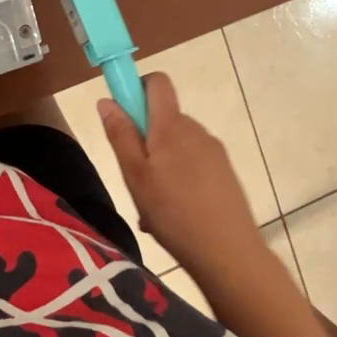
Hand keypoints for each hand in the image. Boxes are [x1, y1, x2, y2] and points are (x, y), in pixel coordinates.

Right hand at [98, 73, 264, 271]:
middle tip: (134, 178)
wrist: (229, 254)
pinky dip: (178, 180)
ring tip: (153, 205)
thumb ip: (121, 135)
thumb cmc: (173, 213)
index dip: (136, 89)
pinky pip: (192, 165)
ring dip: (160, 164)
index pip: (157, 82)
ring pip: (176, 145)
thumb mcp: (135, 176)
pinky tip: (173, 215)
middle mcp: (196, 130)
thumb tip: (107, 99)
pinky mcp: (225, 173)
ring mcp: (214, 152)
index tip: (123, 118)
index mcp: (172, 125)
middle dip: (144, 139)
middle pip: (164, 117)